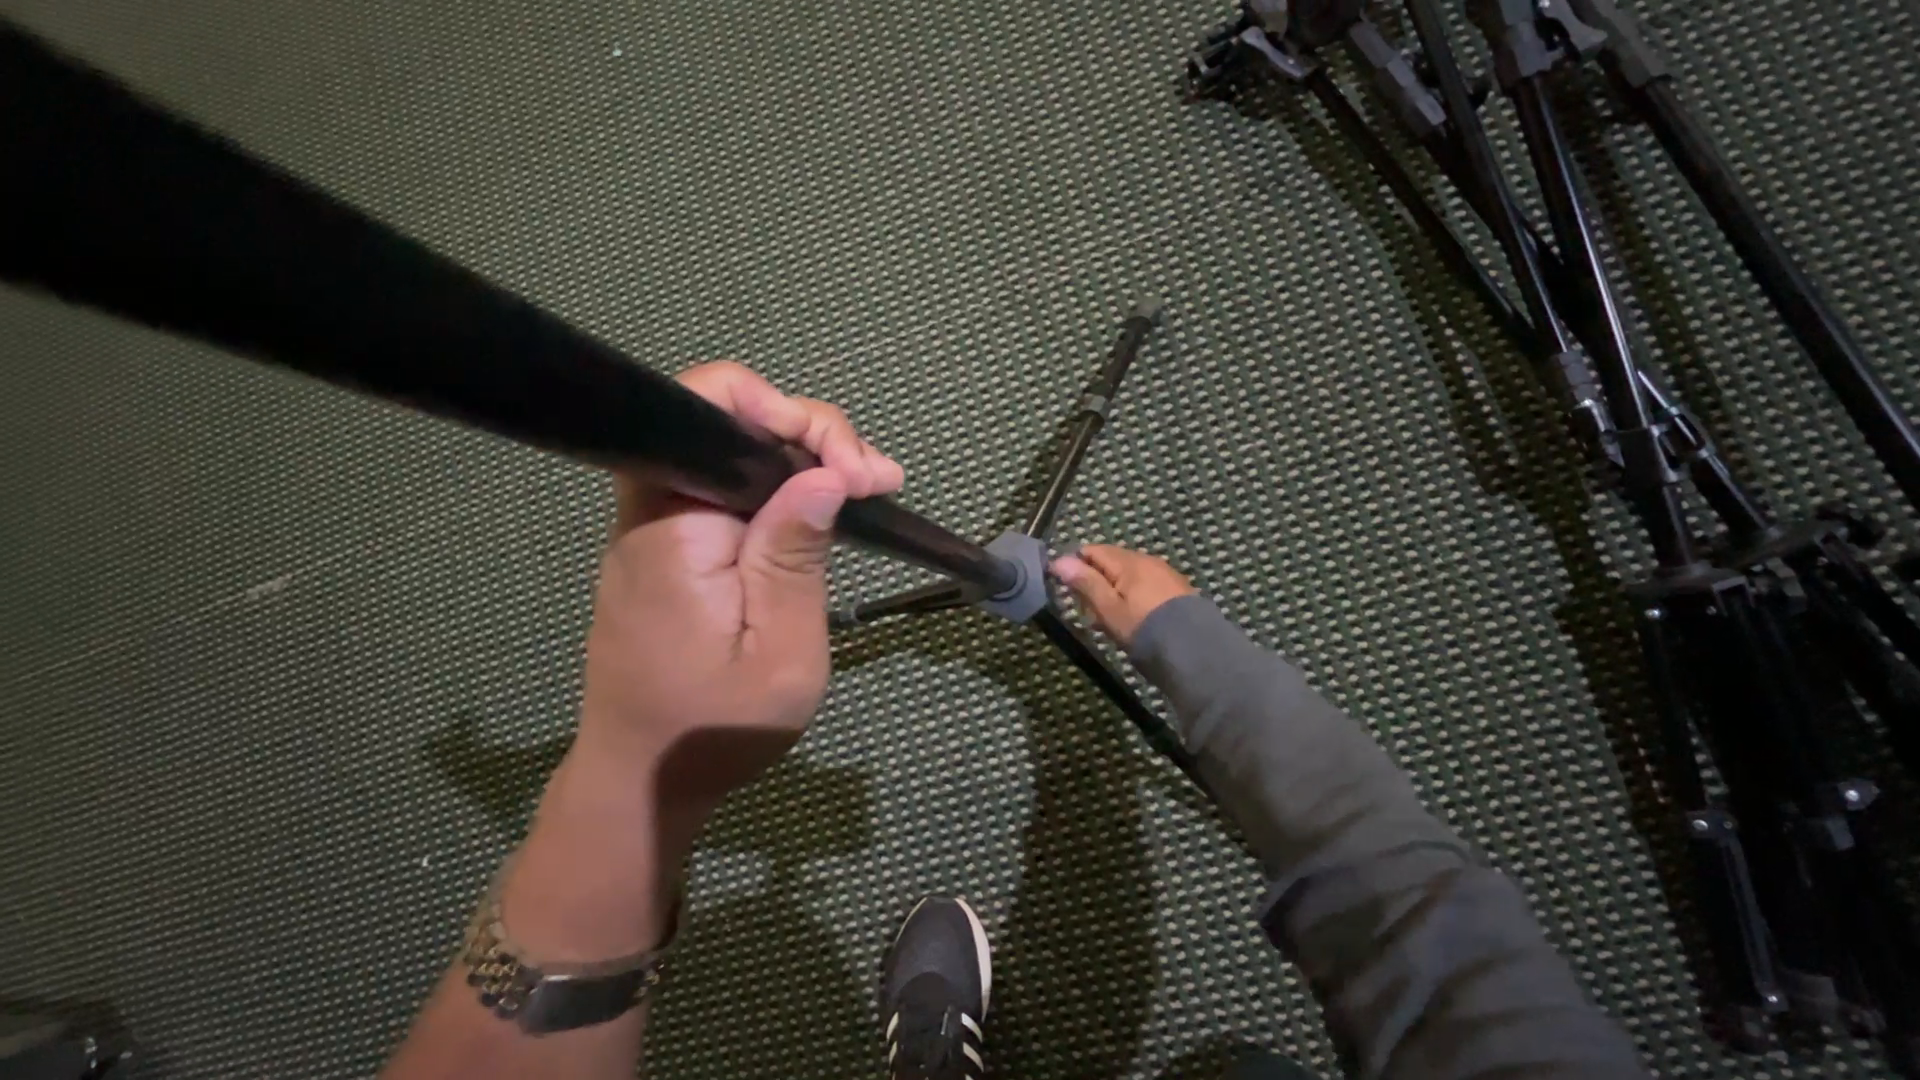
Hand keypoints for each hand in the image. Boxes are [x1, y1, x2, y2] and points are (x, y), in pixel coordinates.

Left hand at [578, 361, 903, 839]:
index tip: (847, 464)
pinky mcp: (669, 548)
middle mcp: (654, 510)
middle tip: (879, 480)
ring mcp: (657, 528)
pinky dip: (780, 490)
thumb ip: (797, 560)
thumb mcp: (781, 655)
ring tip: (868, 489)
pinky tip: (825, 510)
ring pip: (735, 455)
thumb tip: (823, 475)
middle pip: (731, 423)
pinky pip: (728, 492)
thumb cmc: (715, 731)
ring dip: (804, 461)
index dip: (785, 412)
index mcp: (676, 526)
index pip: (709, 409)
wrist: (642, 779)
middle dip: (813, 437)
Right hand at [1051, 544, 1195, 648]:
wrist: (1195, 649)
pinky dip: (1132, 598)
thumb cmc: (1143, 628)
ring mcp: (1165, 574)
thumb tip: (1059, 561)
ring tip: (1110, 622)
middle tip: (1089, 613)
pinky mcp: (1177, 589)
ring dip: (1113, 592)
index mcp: (1128, 561)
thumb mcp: (1109, 608)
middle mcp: (1147, 560)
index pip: (1092, 551)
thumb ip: (1085, 583)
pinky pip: (1145, 586)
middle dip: (1095, 583)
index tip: (1067, 591)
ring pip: (1128, 576)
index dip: (1074, 567)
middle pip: (1110, 562)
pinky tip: (1133, 620)